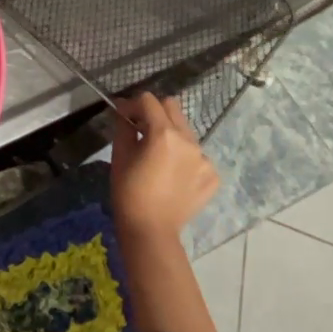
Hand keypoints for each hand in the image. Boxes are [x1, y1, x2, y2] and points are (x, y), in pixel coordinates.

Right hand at [109, 93, 218, 242]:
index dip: (133, 104)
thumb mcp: (120, 155)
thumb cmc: (129, 192)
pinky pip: (197, 155)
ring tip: (158, 157)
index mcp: (164, 134)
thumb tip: (124, 111)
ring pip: (186, 132)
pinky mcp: (213, 176)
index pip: (149, 101)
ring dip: (170, 135)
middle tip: (141, 130)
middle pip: (172, 108)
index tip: (124, 117)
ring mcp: (205, 159)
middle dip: (154, 112)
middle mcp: (189, 141)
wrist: (151, 230)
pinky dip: (183, 158)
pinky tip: (173, 175)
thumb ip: (124, 126)